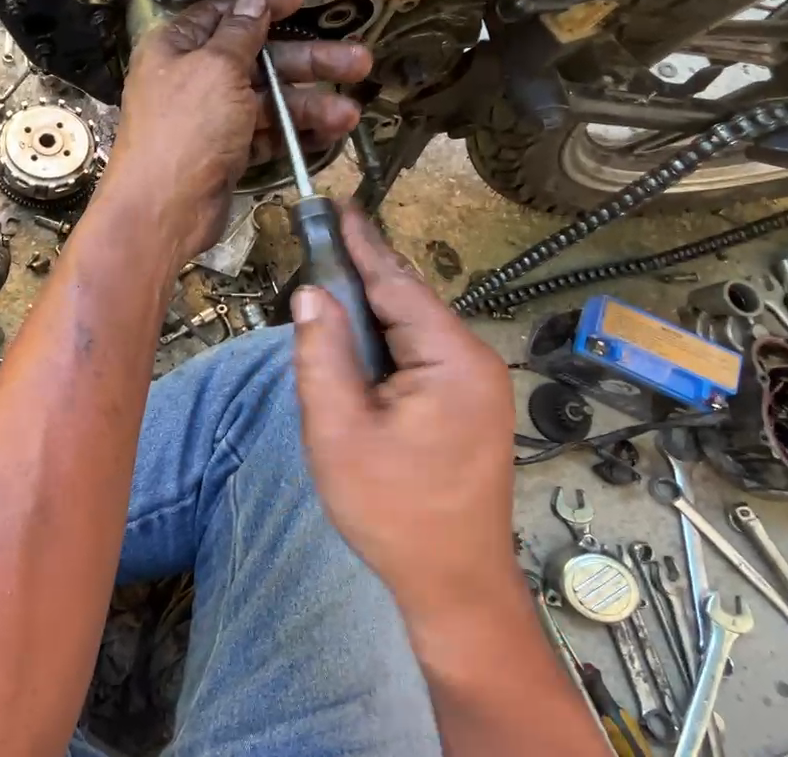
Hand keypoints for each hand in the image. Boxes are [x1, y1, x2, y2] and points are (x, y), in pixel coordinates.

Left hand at [101, 0, 371, 261]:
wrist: (163, 209)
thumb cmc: (186, 129)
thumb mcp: (216, 68)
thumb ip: (240, 33)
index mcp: (175, 47)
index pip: (223, 14)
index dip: (263, 4)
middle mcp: (190, 79)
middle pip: (257, 59)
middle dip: (307, 60)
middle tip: (359, 61)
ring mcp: (208, 118)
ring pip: (267, 100)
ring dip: (310, 104)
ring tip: (350, 114)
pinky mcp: (223, 152)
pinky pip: (264, 134)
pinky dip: (294, 133)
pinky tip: (330, 135)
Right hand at [290, 208, 519, 621]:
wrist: (451, 580)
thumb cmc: (391, 506)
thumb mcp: (337, 427)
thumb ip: (321, 353)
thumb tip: (311, 293)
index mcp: (452, 360)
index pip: (396, 285)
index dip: (361, 244)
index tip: (338, 206)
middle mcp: (474, 364)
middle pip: (408, 303)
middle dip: (363, 273)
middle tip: (322, 239)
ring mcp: (476, 388)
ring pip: (412, 330)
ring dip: (370, 309)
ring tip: (329, 284)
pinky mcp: (467, 409)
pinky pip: (419, 355)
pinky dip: (383, 340)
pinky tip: (357, 339)